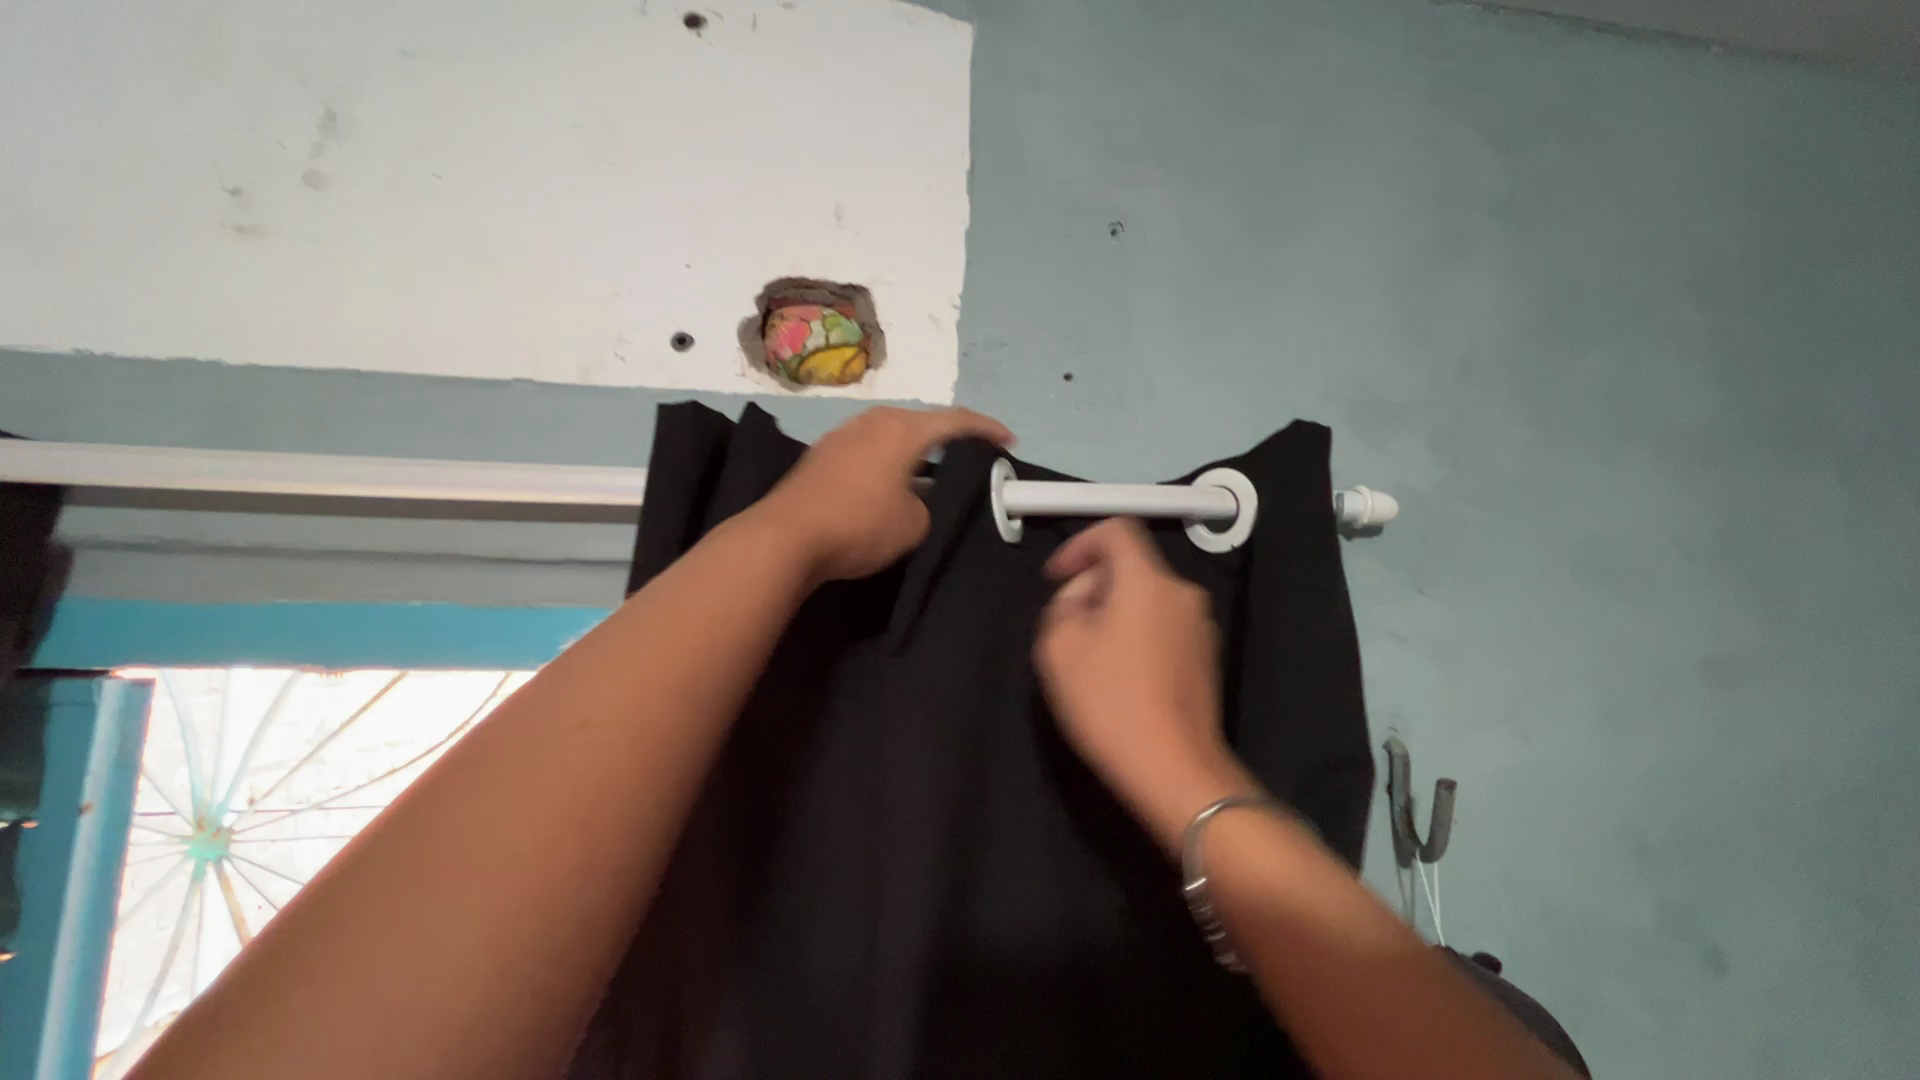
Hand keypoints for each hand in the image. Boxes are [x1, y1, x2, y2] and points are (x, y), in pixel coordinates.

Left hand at [753, 406, 1013, 584]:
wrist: (785, 538)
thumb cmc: (859, 525)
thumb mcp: (914, 523)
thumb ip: (929, 503)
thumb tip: (918, 497)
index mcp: (903, 430)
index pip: (956, 421)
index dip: (987, 430)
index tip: (1009, 441)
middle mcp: (872, 421)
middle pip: (921, 423)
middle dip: (949, 439)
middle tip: (970, 457)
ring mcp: (842, 435)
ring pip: (892, 436)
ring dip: (915, 452)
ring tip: (932, 473)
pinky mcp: (821, 455)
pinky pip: (868, 450)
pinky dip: (888, 462)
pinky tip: (890, 484)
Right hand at [1033, 518, 1257, 849]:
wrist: (1174, 769)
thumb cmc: (1110, 701)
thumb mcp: (1059, 647)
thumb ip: (1062, 605)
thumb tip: (1081, 599)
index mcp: (1148, 580)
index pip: (1116, 531)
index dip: (1079, 545)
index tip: (1055, 578)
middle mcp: (1182, 594)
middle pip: (1130, 568)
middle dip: (1092, 587)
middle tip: (1064, 626)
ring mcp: (1201, 628)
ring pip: (1146, 601)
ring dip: (1113, 615)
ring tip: (1087, 657)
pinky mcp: (1207, 660)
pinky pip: (1162, 629)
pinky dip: (1136, 637)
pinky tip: (1118, 679)